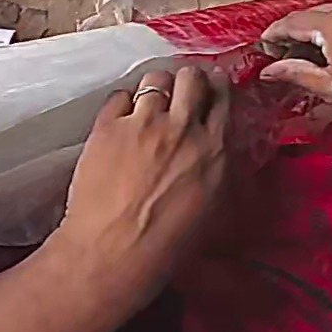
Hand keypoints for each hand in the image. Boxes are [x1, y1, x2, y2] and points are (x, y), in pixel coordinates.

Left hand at [52, 66, 229, 317]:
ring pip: (156, 79)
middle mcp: (182, 128)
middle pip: (191, 77)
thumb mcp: (212, 204)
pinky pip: (120, 96)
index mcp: (214, 149)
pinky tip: (122, 122)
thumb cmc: (168, 243)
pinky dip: (124, 105)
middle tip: (180, 91)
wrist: (113, 254)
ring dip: (156, 88)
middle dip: (188, 79)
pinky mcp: (108, 126)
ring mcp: (143, 123)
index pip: (223, 97)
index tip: (210, 88)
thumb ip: (217, 165)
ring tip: (149, 104)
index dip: (216, 87)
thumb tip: (217, 145)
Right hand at [258, 0, 331, 131]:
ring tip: (309, 48)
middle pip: (314, 12)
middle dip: (296, 29)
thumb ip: (297, 73)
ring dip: (318, 25)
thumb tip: (270, 70)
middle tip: (283, 50)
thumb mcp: (331, 88)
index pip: (295, 22)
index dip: (275, 33)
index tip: (265, 44)